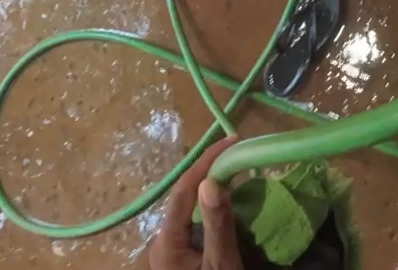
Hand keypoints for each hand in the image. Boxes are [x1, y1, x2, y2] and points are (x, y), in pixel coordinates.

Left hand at [148, 136, 242, 269]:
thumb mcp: (220, 264)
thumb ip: (216, 225)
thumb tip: (211, 180)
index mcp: (166, 240)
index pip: (184, 188)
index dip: (206, 160)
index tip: (232, 141)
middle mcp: (162, 240)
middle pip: (185, 195)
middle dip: (209, 170)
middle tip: (236, 153)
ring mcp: (169, 248)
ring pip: (190, 207)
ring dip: (210, 186)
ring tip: (233, 170)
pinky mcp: (179, 256)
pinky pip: (194, 221)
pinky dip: (209, 206)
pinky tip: (225, 202)